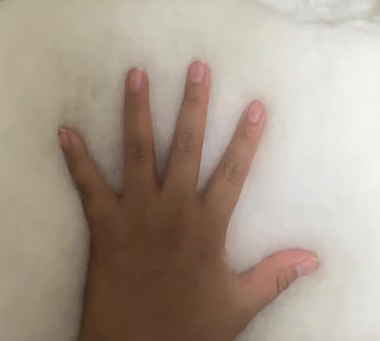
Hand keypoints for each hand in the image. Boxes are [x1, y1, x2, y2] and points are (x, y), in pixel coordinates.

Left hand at [58, 62, 318, 340]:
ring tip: (135, 73)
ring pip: (138, 151)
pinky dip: (76, 159)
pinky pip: (88, 186)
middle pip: (187, 146)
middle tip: (197, 66)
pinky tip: (65, 131)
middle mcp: (173, 209)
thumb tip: (314, 257)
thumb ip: (275, 275)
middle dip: (193, 104)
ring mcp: (136, 213)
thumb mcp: (238, 306)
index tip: (256, 103)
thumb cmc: (188, 330)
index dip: (247, 138)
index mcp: (207, 225)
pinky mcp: (104, 226)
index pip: (233, 172)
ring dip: (137, 111)